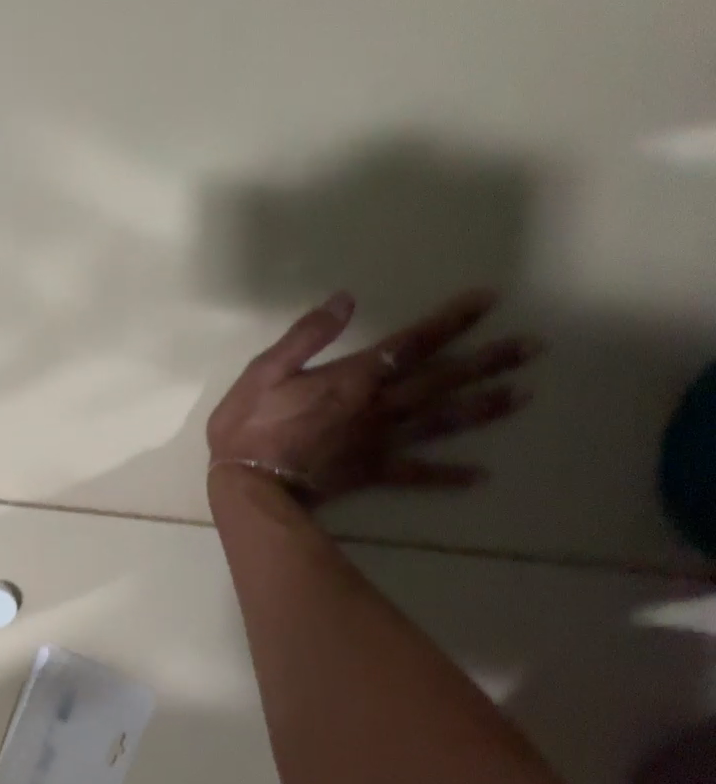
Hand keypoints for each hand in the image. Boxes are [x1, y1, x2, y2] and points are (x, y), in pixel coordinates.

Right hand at [207, 289, 540, 501]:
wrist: (249, 483)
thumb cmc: (249, 425)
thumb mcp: (264, 371)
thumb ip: (306, 336)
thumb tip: (344, 299)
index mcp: (354, 378)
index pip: (411, 343)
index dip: (450, 321)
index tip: (489, 301)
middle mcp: (379, 406)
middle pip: (441, 380)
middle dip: (487, 361)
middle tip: (533, 347)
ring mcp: (379, 441)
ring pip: (441, 421)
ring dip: (483, 408)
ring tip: (524, 395)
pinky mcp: (371, 472)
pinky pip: (416, 473)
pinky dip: (448, 475)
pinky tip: (480, 475)